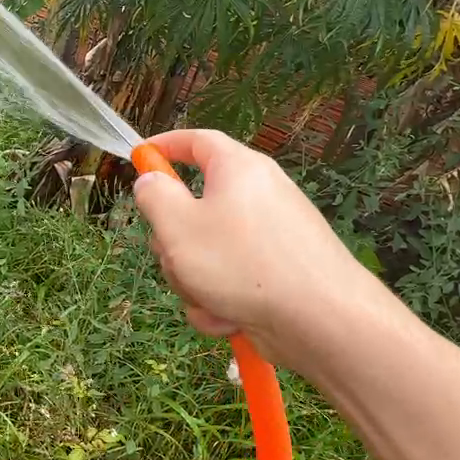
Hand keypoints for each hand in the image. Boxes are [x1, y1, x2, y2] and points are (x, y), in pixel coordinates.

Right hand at [131, 129, 394, 371]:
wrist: (320, 319)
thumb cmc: (241, 262)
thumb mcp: (177, 224)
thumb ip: (154, 195)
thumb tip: (150, 180)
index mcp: (238, 170)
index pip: (198, 141)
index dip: (164, 145)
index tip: (139, 157)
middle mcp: (258, 195)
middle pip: (194, 205)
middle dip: (172, 237)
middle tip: (170, 253)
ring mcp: (268, 235)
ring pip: (205, 247)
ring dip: (192, 275)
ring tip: (205, 296)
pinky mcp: (275, 269)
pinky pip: (228, 275)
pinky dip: (218, 296)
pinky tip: (226, 315)